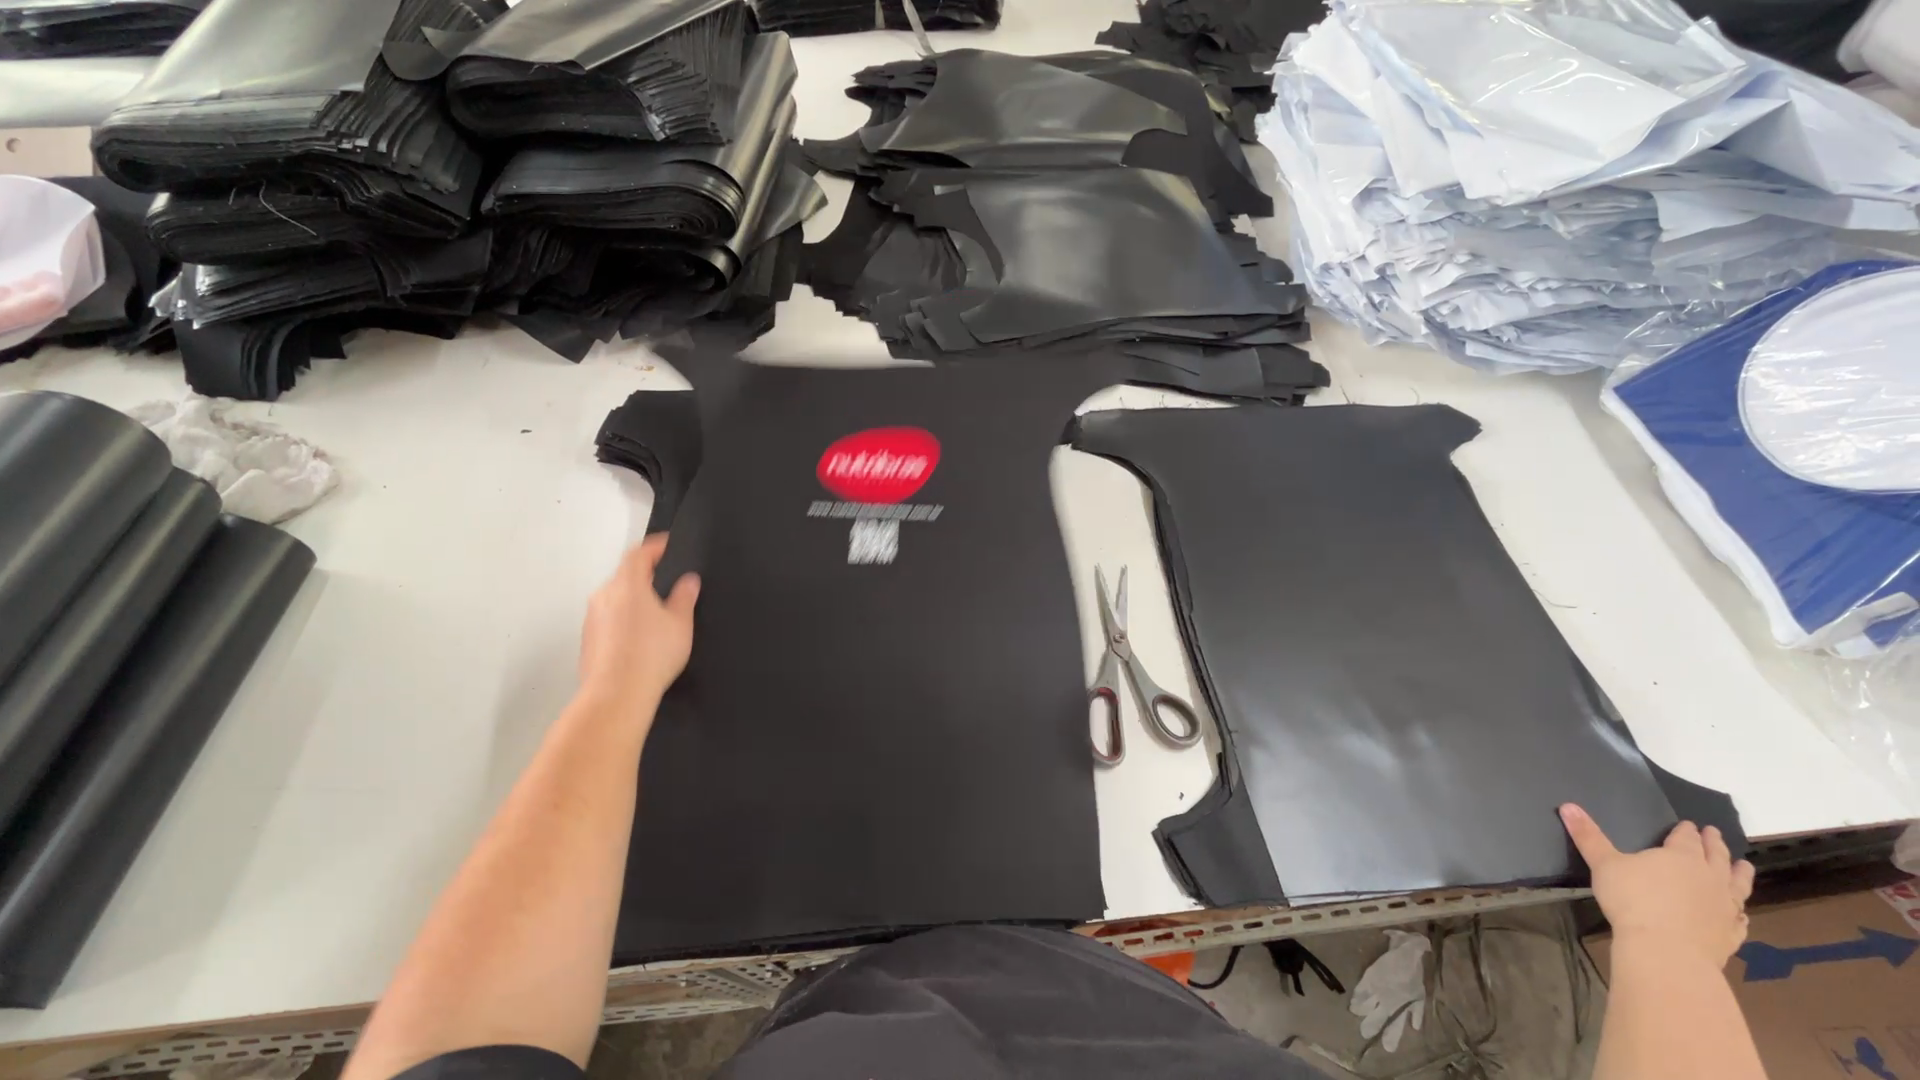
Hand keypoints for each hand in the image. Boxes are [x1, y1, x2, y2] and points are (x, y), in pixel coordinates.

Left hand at [578, 534, 699, 708]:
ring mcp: (592, 619)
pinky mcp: (587, 640)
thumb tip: (688, 580)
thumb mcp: (680, 624)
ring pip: (615, 599)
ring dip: (633, 600)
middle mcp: (604, 596)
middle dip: (645, 576)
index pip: (639, 554)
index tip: (667, 545)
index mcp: (628, 585)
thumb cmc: (652, 654)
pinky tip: (639, 640)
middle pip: (624, 576)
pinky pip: (608, 620)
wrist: (615, 696)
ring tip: (656, 616)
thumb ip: (684, 597)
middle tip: (666, 583)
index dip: (654, 547)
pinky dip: (624, 620)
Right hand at [1562, 804, 1754, 968]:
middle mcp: (1709, 876)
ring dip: (1741, 873)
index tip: (1690, 824)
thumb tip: (1567, 805)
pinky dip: (1740, 913)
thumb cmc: (1633, 900)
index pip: (1686, 838)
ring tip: (1744, 865)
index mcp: (1681, 856)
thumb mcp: (1603, 864)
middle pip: (1716, 856)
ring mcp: (1724, 905)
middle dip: (1715, 844)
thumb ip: (1588, 836)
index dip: (1686, 830)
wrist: (1667, 951)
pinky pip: (1739, 919)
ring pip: (1737, 884)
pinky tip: (1740, 913)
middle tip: (1714, 834)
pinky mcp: (1730, 932)